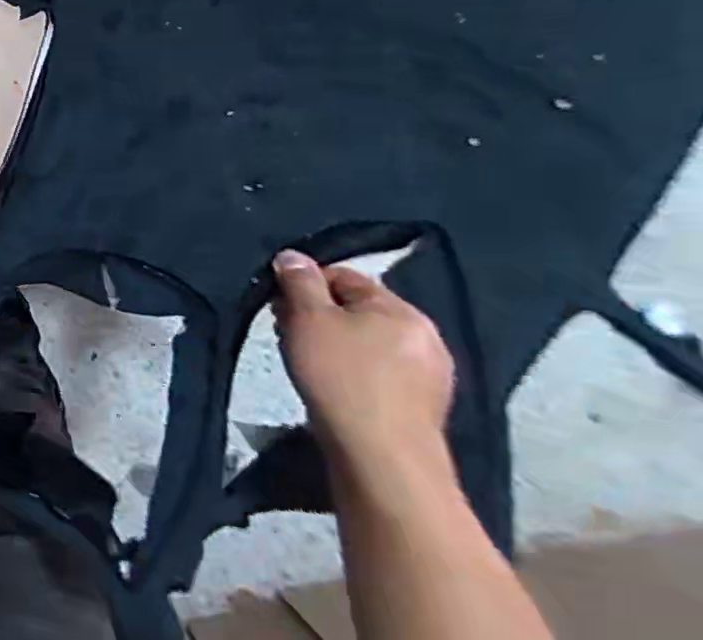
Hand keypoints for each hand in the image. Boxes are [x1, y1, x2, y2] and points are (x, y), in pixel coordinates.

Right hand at [272, 250, 455, 474]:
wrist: (380, 452)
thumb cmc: (340, 375)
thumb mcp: (308, 318)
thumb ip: (299, 282)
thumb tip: (292, 255)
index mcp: (401, 310)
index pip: (344, 276)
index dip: (304, 284)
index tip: (278, 303)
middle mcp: (424, 335)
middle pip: (356, 308)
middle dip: (316, 313)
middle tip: (285, 330)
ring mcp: (429, 372)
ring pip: (366, 339)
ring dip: (332, 341)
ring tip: (304, 358)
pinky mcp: (421, 402)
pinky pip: (377, 368)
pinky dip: (351, 367)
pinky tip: (331, 382)